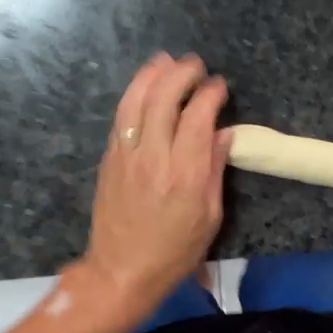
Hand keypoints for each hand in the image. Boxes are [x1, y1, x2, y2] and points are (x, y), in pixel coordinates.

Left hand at [81, 53, 230, 312]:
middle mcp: (155, 158)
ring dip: (152, 74)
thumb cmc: (175, 252)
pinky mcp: (109, 159)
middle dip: (182, 74)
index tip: (219, 85)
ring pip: (136, 100)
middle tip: (196, 66)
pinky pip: (121, 116)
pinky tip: (144, 85)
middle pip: (165, 98)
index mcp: (186, 175)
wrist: (122, 271)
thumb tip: (223, 134)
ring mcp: (127, 155)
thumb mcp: (210, 218)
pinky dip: (134, 93)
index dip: (210, 94)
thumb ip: (215, 171)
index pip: (198, 117)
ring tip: (167, 61)